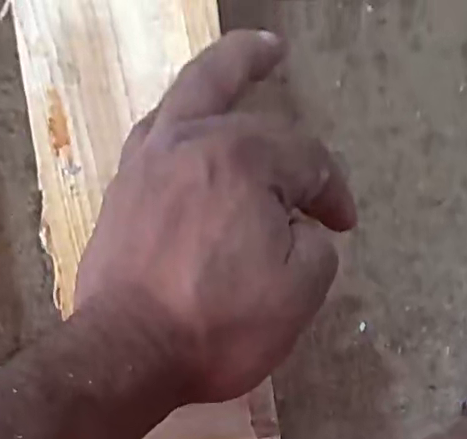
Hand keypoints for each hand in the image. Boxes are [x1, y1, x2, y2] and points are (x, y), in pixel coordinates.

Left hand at [74, 31, 356, 404]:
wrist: (130, 353)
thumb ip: (316, 249)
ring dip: (228, 70)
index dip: (334, 194)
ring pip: (194, 96)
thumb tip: (301, 231)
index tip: (344, 227)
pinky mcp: (122, 191)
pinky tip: (188, 123)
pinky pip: (158, 134)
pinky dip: (181, 118)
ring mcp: (150, 162)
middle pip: (256, 122)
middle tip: (306, 147)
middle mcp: (195, 143)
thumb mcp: (297, 296)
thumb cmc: (219, 328)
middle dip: (295, 153)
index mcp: (247, 162)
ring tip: (255, 57)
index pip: (308, 162)